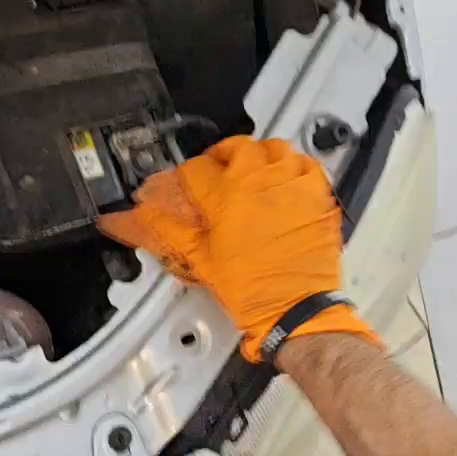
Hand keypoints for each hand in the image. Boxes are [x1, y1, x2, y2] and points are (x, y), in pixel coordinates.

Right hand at [99, 136, 376, 361]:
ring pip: (274, 147)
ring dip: (259, 154)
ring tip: (251, 170)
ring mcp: (292, 185)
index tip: (180, 185)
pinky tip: (285, 180)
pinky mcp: (318, 195)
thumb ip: (169, 230)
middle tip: (215, 170)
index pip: (195, 169)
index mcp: (226, 196)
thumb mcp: (200, 259)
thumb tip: (138, 216)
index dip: (183, 176)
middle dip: (221, 155)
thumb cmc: (251, 290)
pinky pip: (306, 164)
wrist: (296, 309)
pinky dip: (294, 166)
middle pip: (236, 146)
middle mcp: (260, 181)